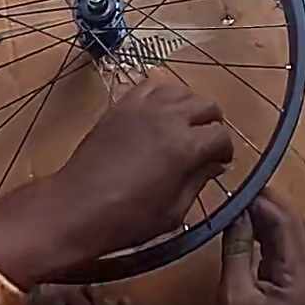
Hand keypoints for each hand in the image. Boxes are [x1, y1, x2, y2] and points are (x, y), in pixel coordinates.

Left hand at [48, 82, 234, 258]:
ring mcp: (142, 106)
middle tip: (205, 143)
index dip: (225, 150)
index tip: (219, 161)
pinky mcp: (122, 103)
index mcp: (184, 147)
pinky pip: (150, 86)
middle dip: (212, 124)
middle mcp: (167, 117)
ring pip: (180, 90)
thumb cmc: (129, 218)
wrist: (80, 205)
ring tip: (184, 126)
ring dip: (188, 107)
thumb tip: (215, 163)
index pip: (221, 134)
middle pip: (206, 104)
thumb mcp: (174, 210)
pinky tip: (158, 112)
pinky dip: (161, 95)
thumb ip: (199, 180)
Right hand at [215, 194, 304, 304]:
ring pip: (287, 232)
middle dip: (265, 201)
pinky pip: (281, 246)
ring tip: (236, 199)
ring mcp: (302, 280)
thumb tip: (235, 208)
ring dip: (264, 214)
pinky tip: (244, 222)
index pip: (285, 221)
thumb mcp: (233, 292)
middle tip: (236, 186)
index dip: (261, 198)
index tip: (236, 184)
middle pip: (291, 223)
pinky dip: (264, 230)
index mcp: (300, 276)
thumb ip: (237, 245)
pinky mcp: (291, 286)